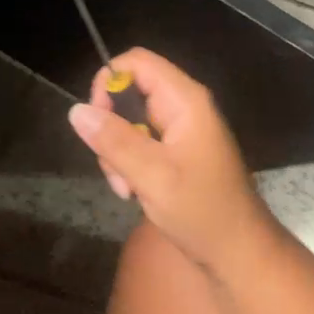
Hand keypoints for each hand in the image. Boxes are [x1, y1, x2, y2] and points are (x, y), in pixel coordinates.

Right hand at [67, 48, 279, 275]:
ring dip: (119, 154)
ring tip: (128, 189)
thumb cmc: (201, 210)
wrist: (237, 251)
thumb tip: (76, 110)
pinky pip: (142, 144)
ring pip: (131, 122)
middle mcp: (183, 107)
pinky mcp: (177, 152)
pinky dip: (131, 165)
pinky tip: (135, 192)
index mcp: (185, 100)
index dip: (110, 82)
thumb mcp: (152, 176)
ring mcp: (181, 130)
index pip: (138, 62)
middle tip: (113, 167)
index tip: (96, 120)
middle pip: (130, 94)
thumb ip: (114, 141)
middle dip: (111, 128)